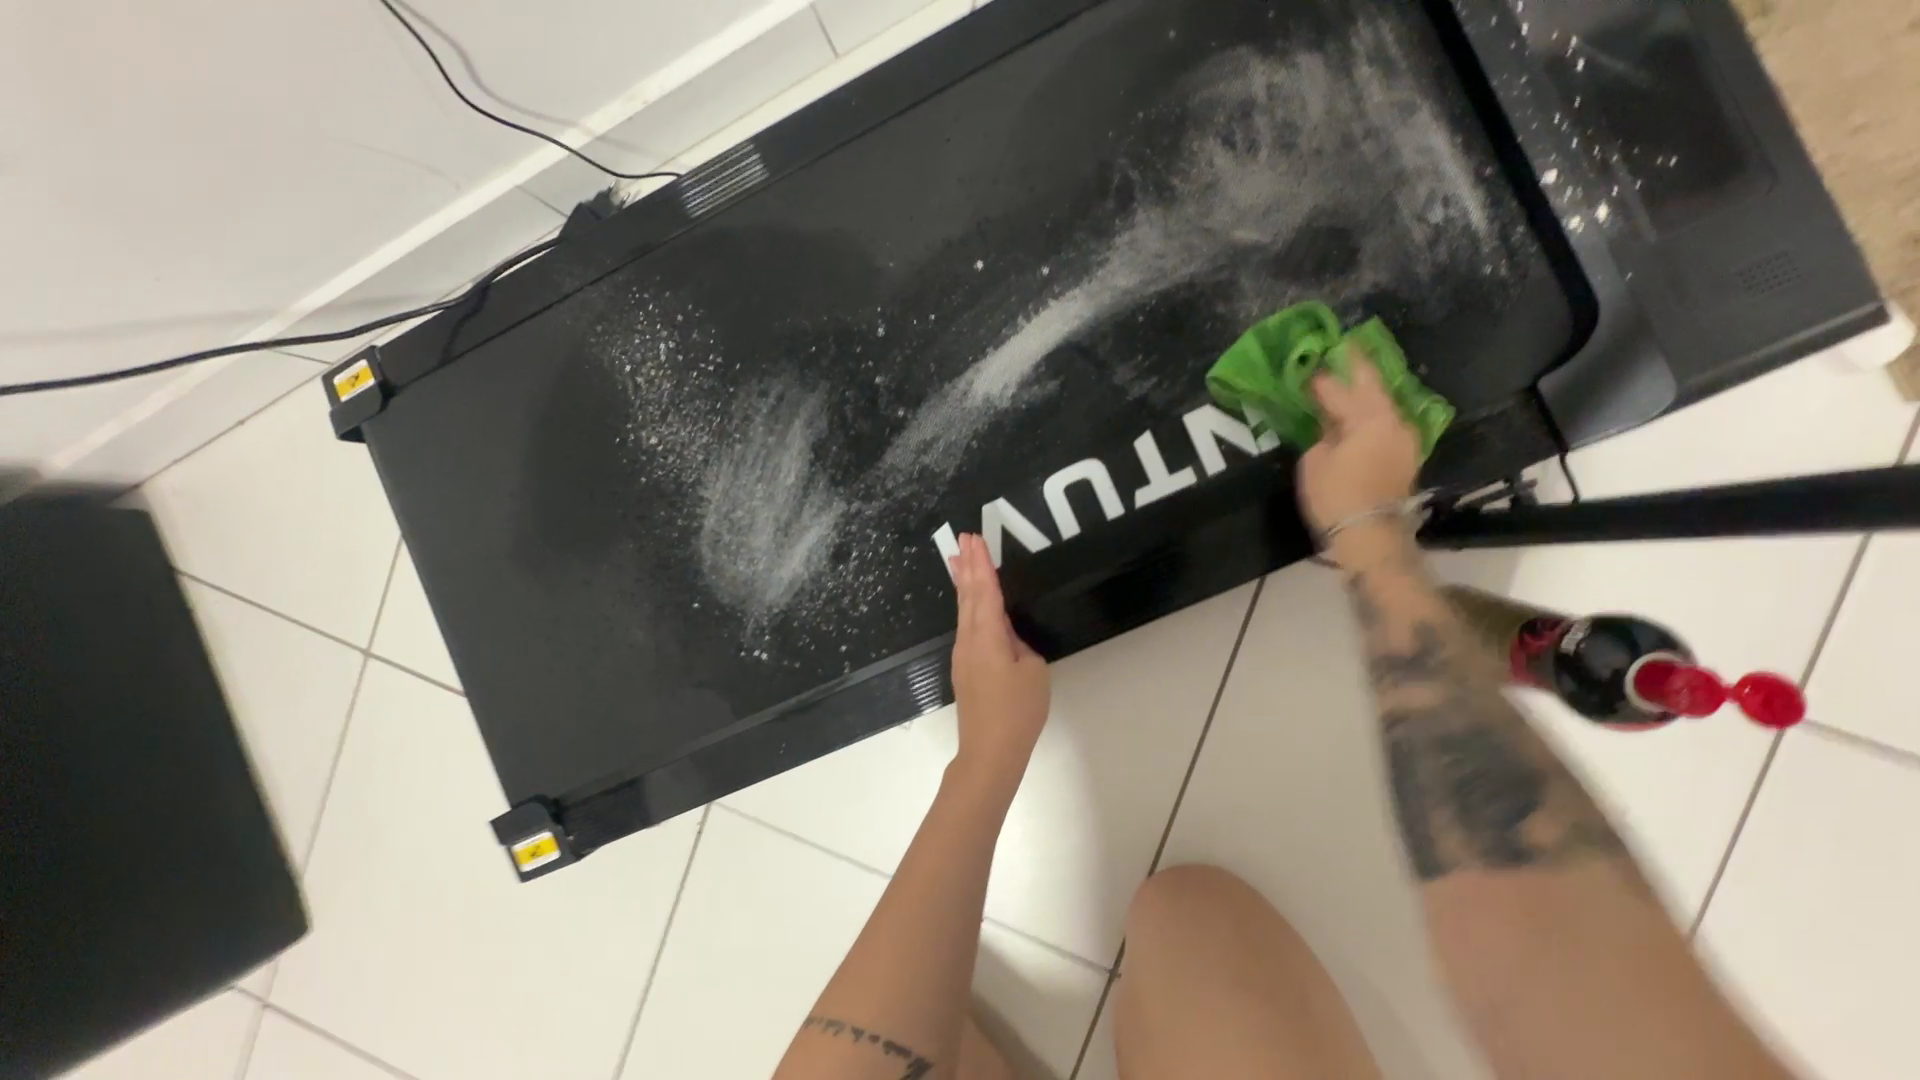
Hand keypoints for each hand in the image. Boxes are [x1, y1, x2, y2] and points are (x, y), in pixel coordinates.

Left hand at [947, 533, 1050, 782]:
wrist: (990, 751)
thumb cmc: (1017, 711)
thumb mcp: (1033, 671)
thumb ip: (1019, 645)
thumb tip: (1007, 639)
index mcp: (988, 636)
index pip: (985, 591)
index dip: (982, 564)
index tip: (975, 540)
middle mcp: (970, 640)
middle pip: (968, 596)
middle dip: (967, 566)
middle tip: (964, 539)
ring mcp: (964, 656)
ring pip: (964, 611)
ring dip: (963, 583)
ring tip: (958, 560)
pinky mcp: (965, 670)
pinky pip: (966, 627)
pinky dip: (966, 605)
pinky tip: (969, 604)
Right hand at [1297, 349, 1421, 533]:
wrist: (1371, 536)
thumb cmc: (1337, 496)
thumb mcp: (1315, 461)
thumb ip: (1323, 434)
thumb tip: (1331, 426)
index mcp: (1369, 417)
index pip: (1341, 388)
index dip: (1322, 376)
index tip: (1309, 361)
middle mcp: (1393, 421)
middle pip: (1373, 386)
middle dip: (1356, 368)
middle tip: (1342, 349)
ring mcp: (1404, 439)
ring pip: (1382, 405)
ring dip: (1365, 392)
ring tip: (1348, 380)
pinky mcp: (1405, 456)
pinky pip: (1386, 424)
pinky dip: (1370, 414)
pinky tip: (1357, 414)